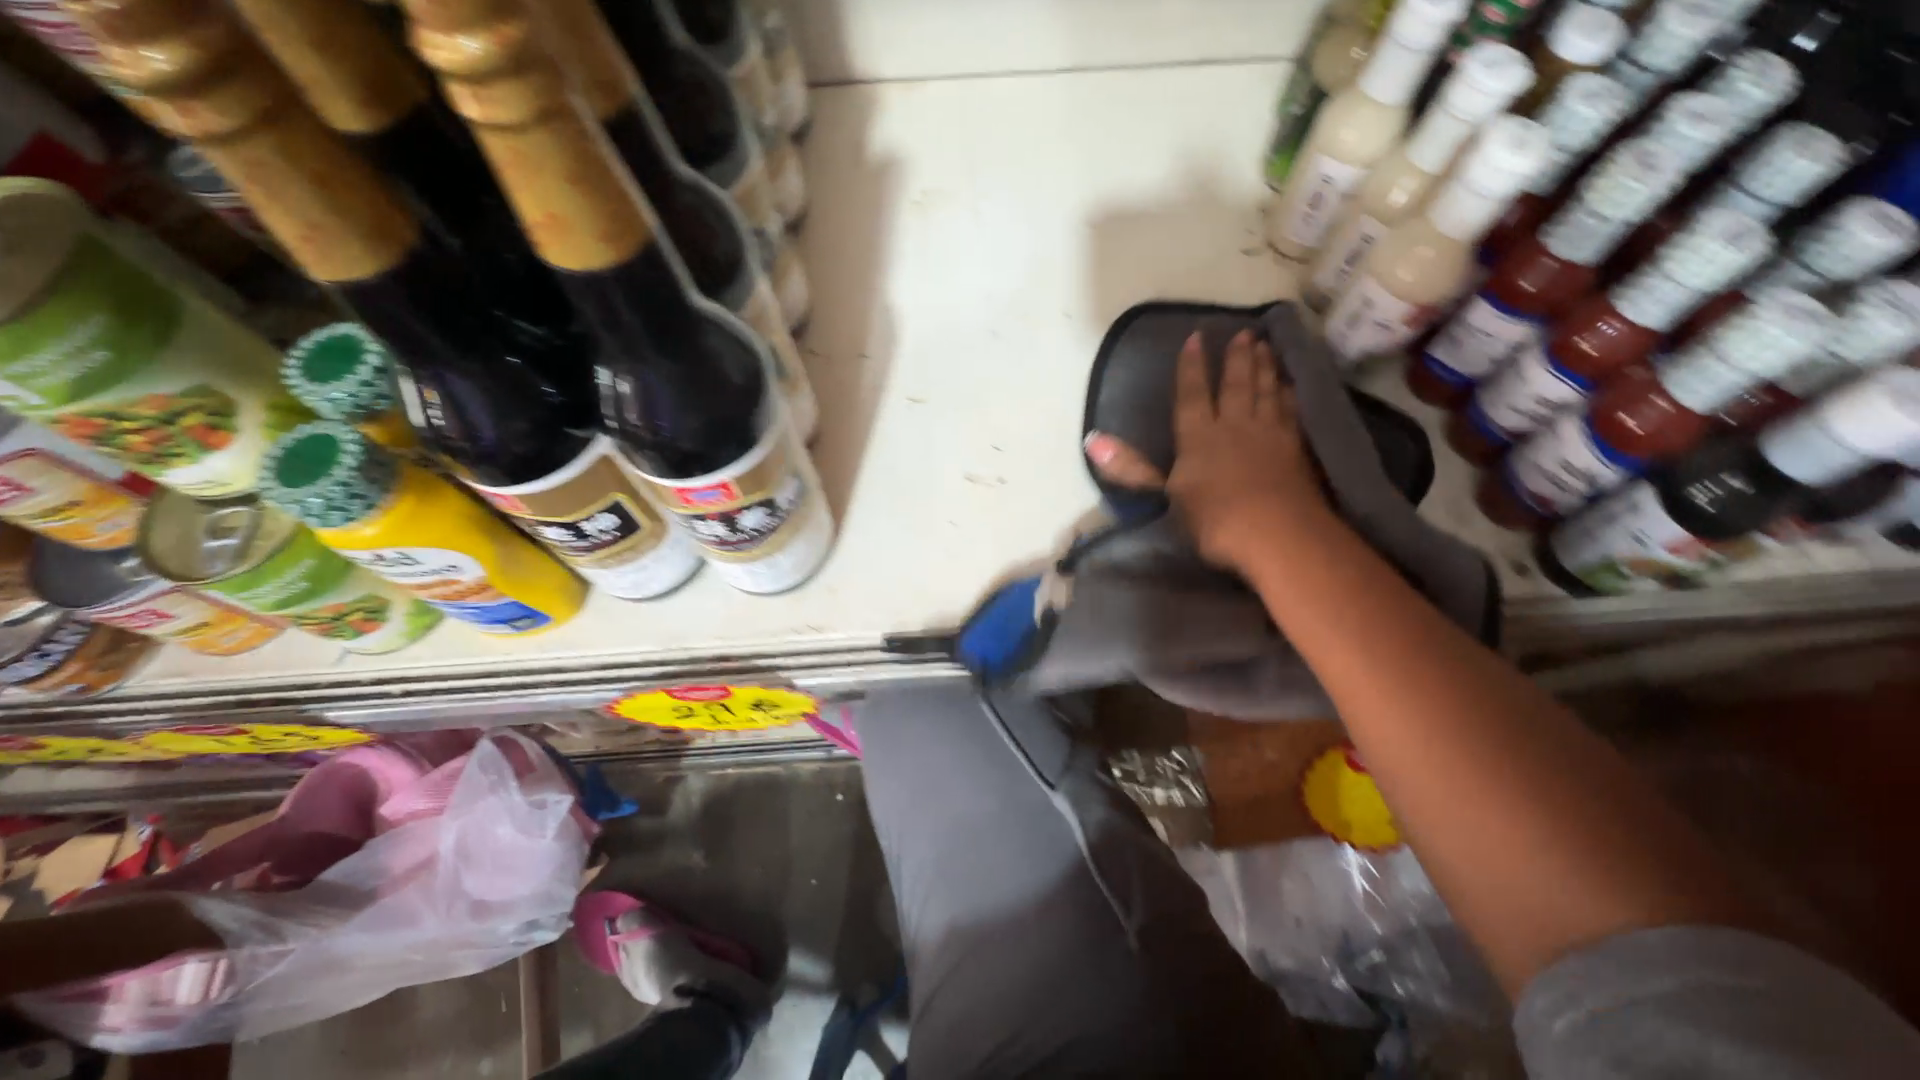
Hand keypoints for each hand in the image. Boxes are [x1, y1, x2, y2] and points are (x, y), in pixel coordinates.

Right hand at [1085, 328, 1327, 570]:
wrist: (1277, 534)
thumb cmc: (1214, 520)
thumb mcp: (1164, 495)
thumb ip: (1132, 467)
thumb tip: (1091, 440)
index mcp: (1198, 436)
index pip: (1192, 395)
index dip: (1191, 367)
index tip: (1195, 338)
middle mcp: (1234, 426)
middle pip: (1235, 386)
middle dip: (1237, 358)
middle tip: (1243, 332)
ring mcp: (1269, 436)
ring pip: (1266, 392)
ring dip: (1265, 368)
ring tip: (1266, 346)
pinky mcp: (1296, 450)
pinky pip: (1291, 413)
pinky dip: (1290, 395)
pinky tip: (1291, 386)